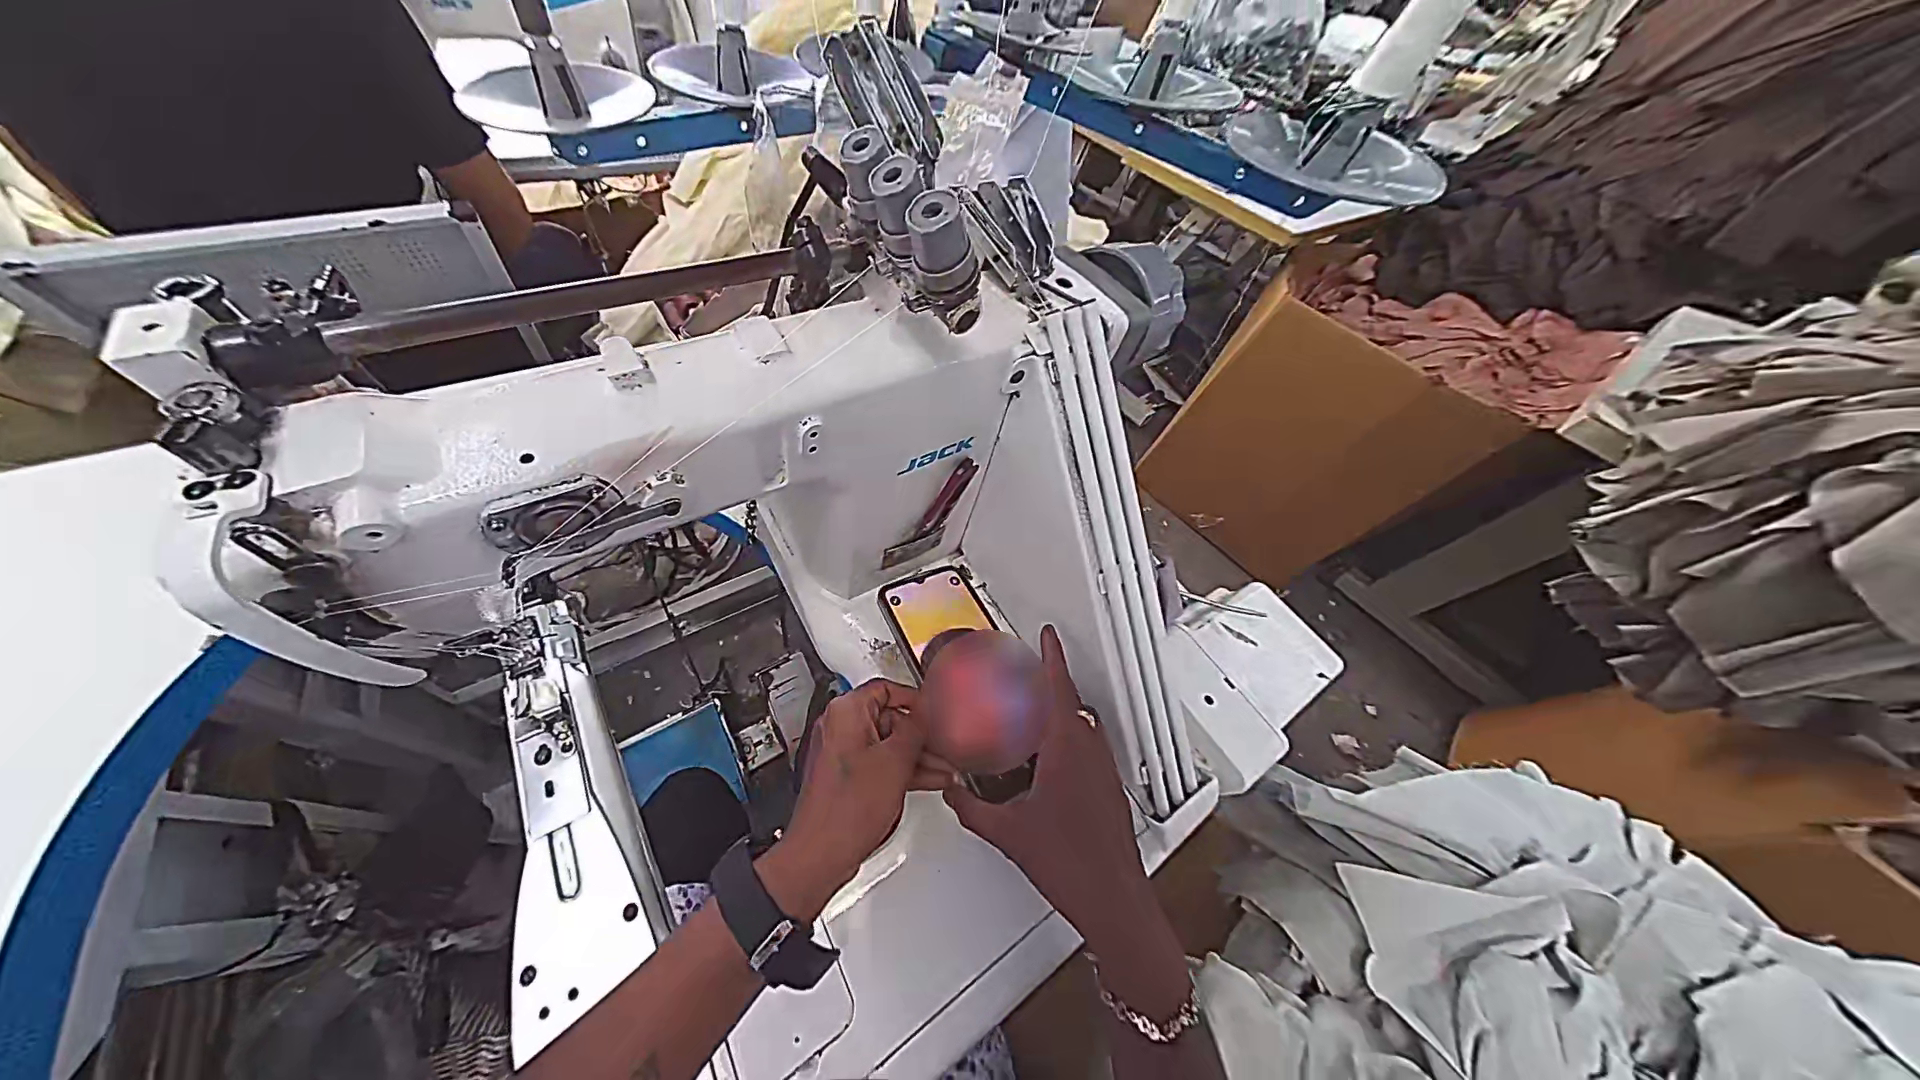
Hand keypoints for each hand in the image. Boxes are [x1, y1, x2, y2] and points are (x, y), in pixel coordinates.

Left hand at [757, 679, 928, 921]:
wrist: (822, 852)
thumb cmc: (845, 810)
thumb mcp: (896, 760)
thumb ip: (915, 730)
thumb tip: (925, 714)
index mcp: (846, 712)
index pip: (887, 687)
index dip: (915, 699)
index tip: (934, 711)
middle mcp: (840, 727)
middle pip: (889, 717)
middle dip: (919, 735)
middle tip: (942, 747)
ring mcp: (842, 752)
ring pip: (887, 742)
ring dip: (916, 755)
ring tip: (942, 768)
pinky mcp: (846, 775)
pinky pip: (880, 761)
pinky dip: (902, 769)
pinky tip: (927, 780)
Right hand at [944, 627, 1192, 1026]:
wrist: (1113, 899)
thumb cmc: (1072, 864)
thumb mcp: (1008, 832)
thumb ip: (972, 808)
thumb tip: (954, 793)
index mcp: (1067, 750)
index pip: (1059, 688)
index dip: (1052, 656)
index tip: (1048, 634)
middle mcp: (1090, 753)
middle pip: (1070, 703)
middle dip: (1049, 684)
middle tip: (1028, 675)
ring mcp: (1103, 770)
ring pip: (1081, 725)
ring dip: (1059, 713)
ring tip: (1032, 716)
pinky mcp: (1108, 788)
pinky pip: (1087, 748)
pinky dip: (1066, 740)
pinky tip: (1046, 763)